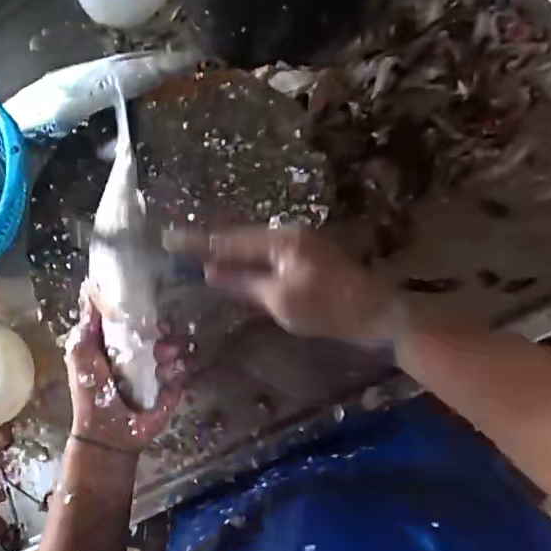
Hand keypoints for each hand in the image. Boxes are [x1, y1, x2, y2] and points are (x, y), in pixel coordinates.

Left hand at [66, 296, 184, 453]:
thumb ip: (88, 324)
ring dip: (170, 347)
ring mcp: (158, 370)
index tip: (143, 300)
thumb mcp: (81, 352)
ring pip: (175, 347)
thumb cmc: (91, 390)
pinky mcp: (171, 388)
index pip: (133, 318)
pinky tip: (168, 372)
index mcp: (117, 344)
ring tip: (163, 355)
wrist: (107, 431)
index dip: (139, 308)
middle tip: (159, 330)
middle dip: (161, 327)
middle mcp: (140, 354)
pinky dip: (178, 370)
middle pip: (159, 330)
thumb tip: (90, 290)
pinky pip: (183, 371)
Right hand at [183, 227, 400, 344]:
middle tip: (180, 247)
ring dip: (229, 253)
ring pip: (254, 247)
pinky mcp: (309, 259)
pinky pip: (268, 256)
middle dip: (210, 245)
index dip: (198, 243)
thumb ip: (242, 283)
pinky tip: (235, 268)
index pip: (229, 241)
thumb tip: (211, 272)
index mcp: (281, 240)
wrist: (381, 316)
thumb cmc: (328, 308)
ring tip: (200, 256)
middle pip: (240, 239)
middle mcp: (290, 235)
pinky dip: (247, 262)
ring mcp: (302, 245)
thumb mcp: (279, 299)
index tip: (169, 239)